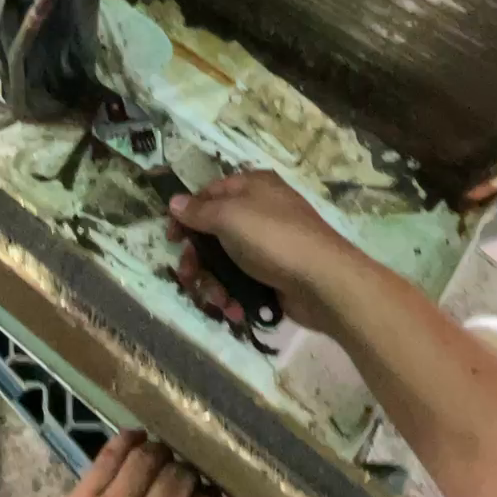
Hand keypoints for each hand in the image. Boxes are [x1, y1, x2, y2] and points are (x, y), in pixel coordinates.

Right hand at [167, 171, 368, 331]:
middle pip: (212, 233)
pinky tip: (234, 309)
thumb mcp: (229, 217)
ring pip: (225, 261)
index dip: (186, 215)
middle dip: (197, 259)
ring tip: (218, 300)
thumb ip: (198, 211)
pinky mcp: (274, 275)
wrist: (324, 282)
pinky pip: (242, 281)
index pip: (208, 194)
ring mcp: (268, 246)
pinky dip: (234, 295)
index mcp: (251, 187)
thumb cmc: (273, 238)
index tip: (171, 238)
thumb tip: (174, 202)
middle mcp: (259, 212)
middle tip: (188, 276)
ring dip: (214, 283)